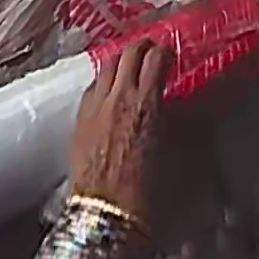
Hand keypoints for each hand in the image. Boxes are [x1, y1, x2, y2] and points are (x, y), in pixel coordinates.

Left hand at [69, 39, 170, 222]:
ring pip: (108, 63)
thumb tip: (179, 99)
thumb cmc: (144, 187)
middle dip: (143, 45)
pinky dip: (104, 79)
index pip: (156, 57)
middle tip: (151, 49)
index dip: (165, 50)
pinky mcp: (80, 116)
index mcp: (145, 103)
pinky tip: (109, 87)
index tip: (169, 52)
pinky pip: (93, 85)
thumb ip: (175, 115)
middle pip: (130, 52)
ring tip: (129, 63)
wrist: (105, 213)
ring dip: (122, 59)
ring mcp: (96, 104)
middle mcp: (119, 96)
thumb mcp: (171, 146)